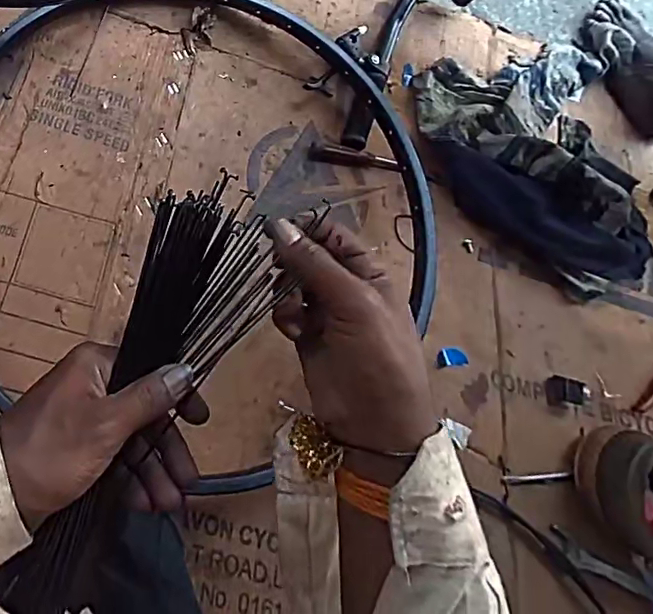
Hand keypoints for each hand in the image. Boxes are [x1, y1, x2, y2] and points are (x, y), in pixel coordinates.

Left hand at [0, 341, 206, 529]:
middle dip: (166, 450)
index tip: (200, 420)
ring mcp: (85, 415)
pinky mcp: (79, 444)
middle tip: (187, 483)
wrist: (2, 490)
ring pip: (131, 438)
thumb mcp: (107, 424)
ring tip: (167, 505)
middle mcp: (91, 383)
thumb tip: (184, 369)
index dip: (176, 395)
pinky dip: (129, 478)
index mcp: (95, 365)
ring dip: (151, 471)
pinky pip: (114, 455)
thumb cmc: (52, 448)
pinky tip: (142, 504)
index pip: (148, 370)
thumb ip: (148, 398)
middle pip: (143, 410)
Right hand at [267, 215, 436, 453]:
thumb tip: (278, 225)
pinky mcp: (305, 332)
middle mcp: (345, 286)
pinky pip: (284, 308)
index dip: (304, 228)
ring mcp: (324, 310)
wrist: (376, 426)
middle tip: (276, 268)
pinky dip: (283, 315)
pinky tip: (292, 330)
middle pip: (305, 255)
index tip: (274, 229)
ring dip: (283, 290)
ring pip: (289, 280)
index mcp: (367, 272)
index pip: (330, 234)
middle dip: (288, 260)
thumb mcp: (353, 303)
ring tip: (291, 310)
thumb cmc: (379, 358)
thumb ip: (314, 263)